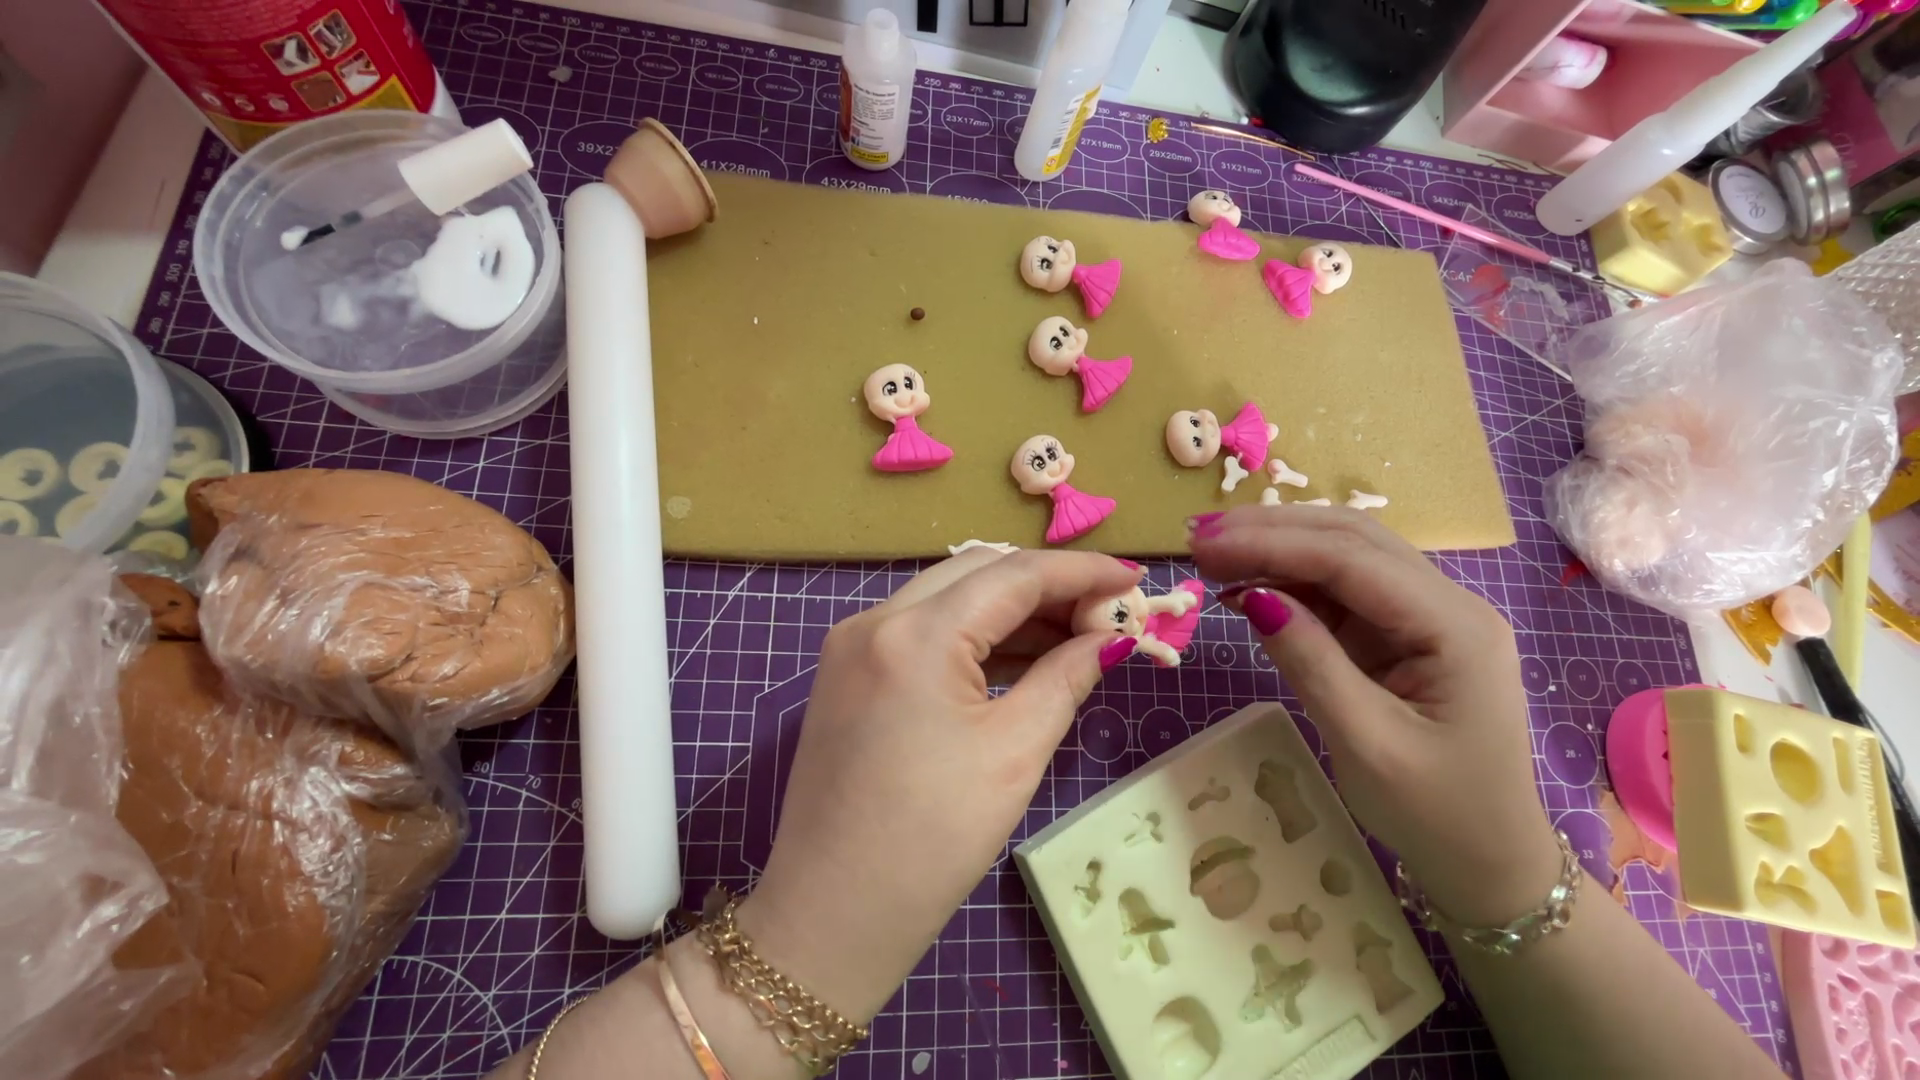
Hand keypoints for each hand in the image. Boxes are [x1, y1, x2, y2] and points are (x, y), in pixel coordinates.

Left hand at [738, 548, 1140, 1021]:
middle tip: (1107, 615)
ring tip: (1076, 635)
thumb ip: (1066, 676)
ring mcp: (852, 641)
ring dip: (1011, 608)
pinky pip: (921, 628)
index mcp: (914, 634)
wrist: (833, 910)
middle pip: (978, 572)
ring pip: (947, 595)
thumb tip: (1110, 637)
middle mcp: (875, 618)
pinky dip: (972, 633)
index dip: (1082, 572)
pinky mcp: (847, 668)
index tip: (1134, 580)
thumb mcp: (1014, 753)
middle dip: (1047, 585)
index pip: (1013, 574)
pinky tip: (1020, 656)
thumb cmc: (932, 841)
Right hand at [1190, 507, 1562, 927]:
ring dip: (1276, 549)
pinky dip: (1288, 582)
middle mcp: (1445, 604)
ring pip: (1343, 557)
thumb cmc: (1436, 812)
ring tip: (1211, 554)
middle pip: (1351, 539)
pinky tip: (1246, 585)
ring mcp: (1422, 617)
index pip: (1351, 559)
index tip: (1203, 545)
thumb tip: (1250, 596)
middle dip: (1271, 530)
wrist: (1486, 862)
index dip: (1271, 543)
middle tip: (1198, 536)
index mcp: (1454, 626)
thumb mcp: (1366, 741)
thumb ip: (1310, 661)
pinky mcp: (1398, 636)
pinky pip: (1338, 592)